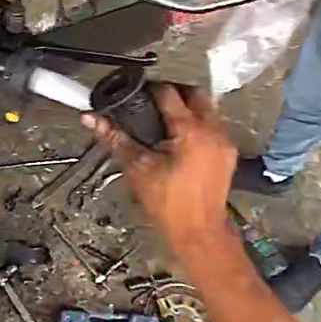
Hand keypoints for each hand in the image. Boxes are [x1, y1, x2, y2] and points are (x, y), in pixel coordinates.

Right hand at [83, 84, 236, 256]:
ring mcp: (224, 141)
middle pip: (194, 93)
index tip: (137, 94)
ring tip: (164, 119)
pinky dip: (199, 123)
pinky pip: (215, 126)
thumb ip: (116, 139)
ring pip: (208, 108)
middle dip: (173, 92)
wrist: (198, 231)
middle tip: (152, 101)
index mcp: (190, 131)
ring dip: (188, 107)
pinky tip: (181, 138)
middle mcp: (213, 130)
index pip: (169, 93)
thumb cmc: (168, 204)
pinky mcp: (228, 154)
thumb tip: (92, 119)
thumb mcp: (138, 169)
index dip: (150, 90)